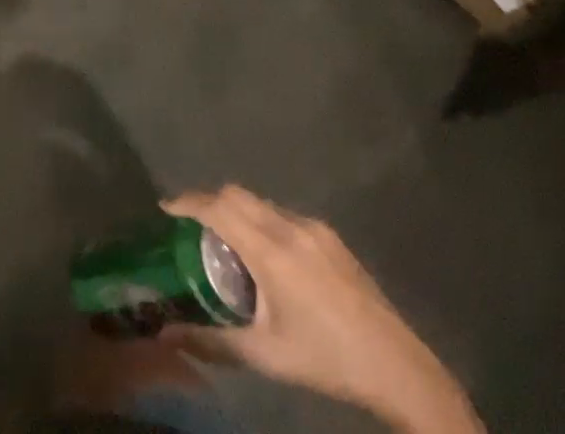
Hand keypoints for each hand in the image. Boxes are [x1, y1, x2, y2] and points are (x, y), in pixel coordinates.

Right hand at [161, 186, 483, 433]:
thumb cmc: (325, 358)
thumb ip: (210, 341)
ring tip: (224, 242)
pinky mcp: (335, 241)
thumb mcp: (264, 354)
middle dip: (208, 201)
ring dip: (237, 211)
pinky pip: (284, 216)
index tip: (165, 208)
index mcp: (272, 251)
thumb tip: (165, 335)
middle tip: (189, 224)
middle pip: (238, 195)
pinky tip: (265, 256)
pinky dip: (262, 222)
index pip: (218, 208)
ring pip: (263, 204)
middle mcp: (293, 229)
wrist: (398, 368)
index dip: (187, 202)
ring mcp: (318, 232)